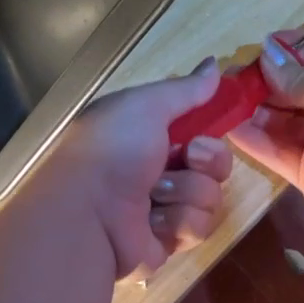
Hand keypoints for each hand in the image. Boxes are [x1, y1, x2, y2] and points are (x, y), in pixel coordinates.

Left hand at [34, 61, 236, 280]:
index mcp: (146, 131)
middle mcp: (155, 166)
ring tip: (155, 194)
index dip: (210, 125)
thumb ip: (185, 89)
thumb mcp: (146, 105)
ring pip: (210, 195)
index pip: (196, 125)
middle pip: (213, 161)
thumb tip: (215, 63)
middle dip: (207, 159)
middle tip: (188, 157)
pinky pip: (198, 228)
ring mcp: (163, 205)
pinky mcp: (168, 239)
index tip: (216, 121)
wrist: (87, 215)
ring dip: (187, 191)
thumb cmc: (113, 149)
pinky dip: (178, 222)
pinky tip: (152, 222)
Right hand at [227, 33, 303, 249]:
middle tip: (230, 75)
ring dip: (256, 109)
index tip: (259, 45)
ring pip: (286, 121)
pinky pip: (279, 151)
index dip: (294, 49)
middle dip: (268, 81)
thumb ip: (299, 78)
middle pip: (301, 89)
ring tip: (222, 97)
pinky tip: (228, 126)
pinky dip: (255, 139)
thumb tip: (268, 57)